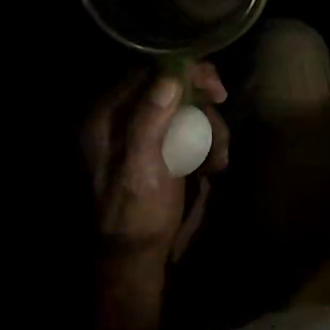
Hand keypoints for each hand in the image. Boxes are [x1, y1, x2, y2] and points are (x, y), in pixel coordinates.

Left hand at [81, 63, 229, 264]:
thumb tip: (170, 77)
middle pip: (170, 87)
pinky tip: (213, 165)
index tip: (213, 87)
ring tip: (217, 160)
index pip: (147, 74)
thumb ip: (149, 120)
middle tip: (222, 106)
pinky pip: (188, 129)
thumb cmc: (136, 214)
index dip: (183, 73)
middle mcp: (121, 118)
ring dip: (208, 128)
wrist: (137, 257)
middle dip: (200, 103)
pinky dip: (205, 142)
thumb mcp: (142, 168)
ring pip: (184, 109)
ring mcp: (141, 132)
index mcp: (107, 117)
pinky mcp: (159, 147)